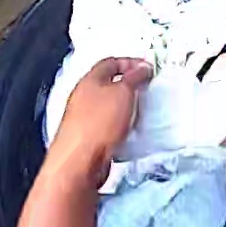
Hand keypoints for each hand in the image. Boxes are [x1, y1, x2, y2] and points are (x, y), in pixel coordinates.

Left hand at [45, 57, 151, 188]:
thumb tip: (142, 68)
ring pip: (108, 107)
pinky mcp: (86, 139)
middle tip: (144, 90)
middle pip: (108, 85)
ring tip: (138, 113)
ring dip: (124, 109)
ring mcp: (83, 119)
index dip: (130, 63)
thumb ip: (134, 77)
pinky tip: (127, 134)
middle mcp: (83, 97)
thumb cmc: (98, 123)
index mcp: (89, 80)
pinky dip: (119, 127)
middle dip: (128, 87)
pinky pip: (107, 127)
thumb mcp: (124, 92)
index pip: (111, 63)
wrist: (79, 163)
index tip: (146, 69)